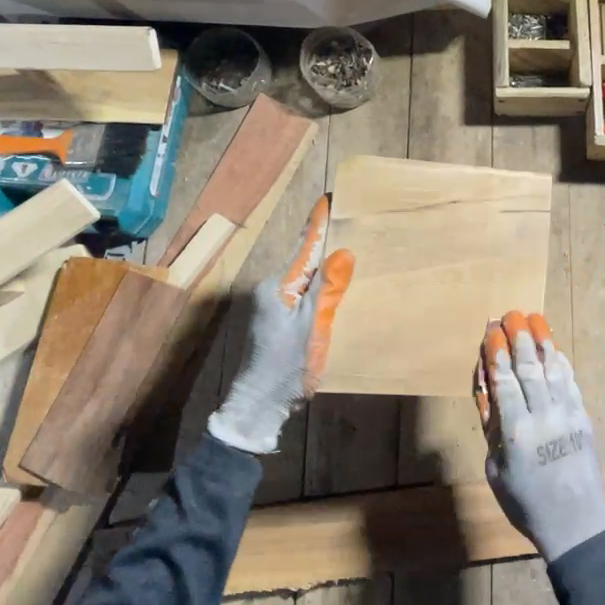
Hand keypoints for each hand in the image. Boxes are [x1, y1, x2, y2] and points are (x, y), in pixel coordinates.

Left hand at [206, 196, 353, 453]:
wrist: (258, 405)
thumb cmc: (286, 364)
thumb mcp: (312, 327)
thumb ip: (327, 289)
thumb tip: (343, 252)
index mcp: (278, 286)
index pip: (304, 247)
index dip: (318, 224)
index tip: (328, 199)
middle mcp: (271, 290)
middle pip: (302, 259)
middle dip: (322, 240)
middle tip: (346, 219)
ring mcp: (273, 307)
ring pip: (302, 276)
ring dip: (321, 263)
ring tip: (346, 245)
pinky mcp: (277, 321)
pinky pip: (302, 292)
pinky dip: (318, 284)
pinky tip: (334, 284)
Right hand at [476, 311, 604, 561]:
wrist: (575, 522)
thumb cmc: (527, 502)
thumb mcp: (497, 470)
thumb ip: (492, 429)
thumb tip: (488, 392)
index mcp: (517, 433)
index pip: (505, 382)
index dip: (498, 353)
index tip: (492, 331)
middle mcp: (544, 417)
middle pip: (530, 368)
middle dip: (520, 338)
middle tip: (511, 314)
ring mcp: (568, 415)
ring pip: (554, 369)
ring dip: (543, 341)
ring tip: (535, 319)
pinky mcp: (584, 418)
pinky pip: (571, 382)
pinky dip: (561, 363)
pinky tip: (554, 348)